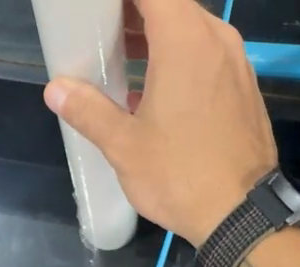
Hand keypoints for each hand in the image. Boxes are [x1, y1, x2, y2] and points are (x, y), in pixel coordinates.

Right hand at [43, 0, 277, 245]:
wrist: (240, 213)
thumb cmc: (179, 175)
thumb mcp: (124, 147)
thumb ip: (89, 111)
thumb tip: (56, 89)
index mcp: (184, 39)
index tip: (99, 13)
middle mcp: (216, 37)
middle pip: (172, 4)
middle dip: (135, 12)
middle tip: (101, 31)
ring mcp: (235, 61)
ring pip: (192, 29)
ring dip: (157, 36)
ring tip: (123, 59)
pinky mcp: (244, 86)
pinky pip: (208, 55)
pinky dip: (181, 58)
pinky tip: (157, 90)